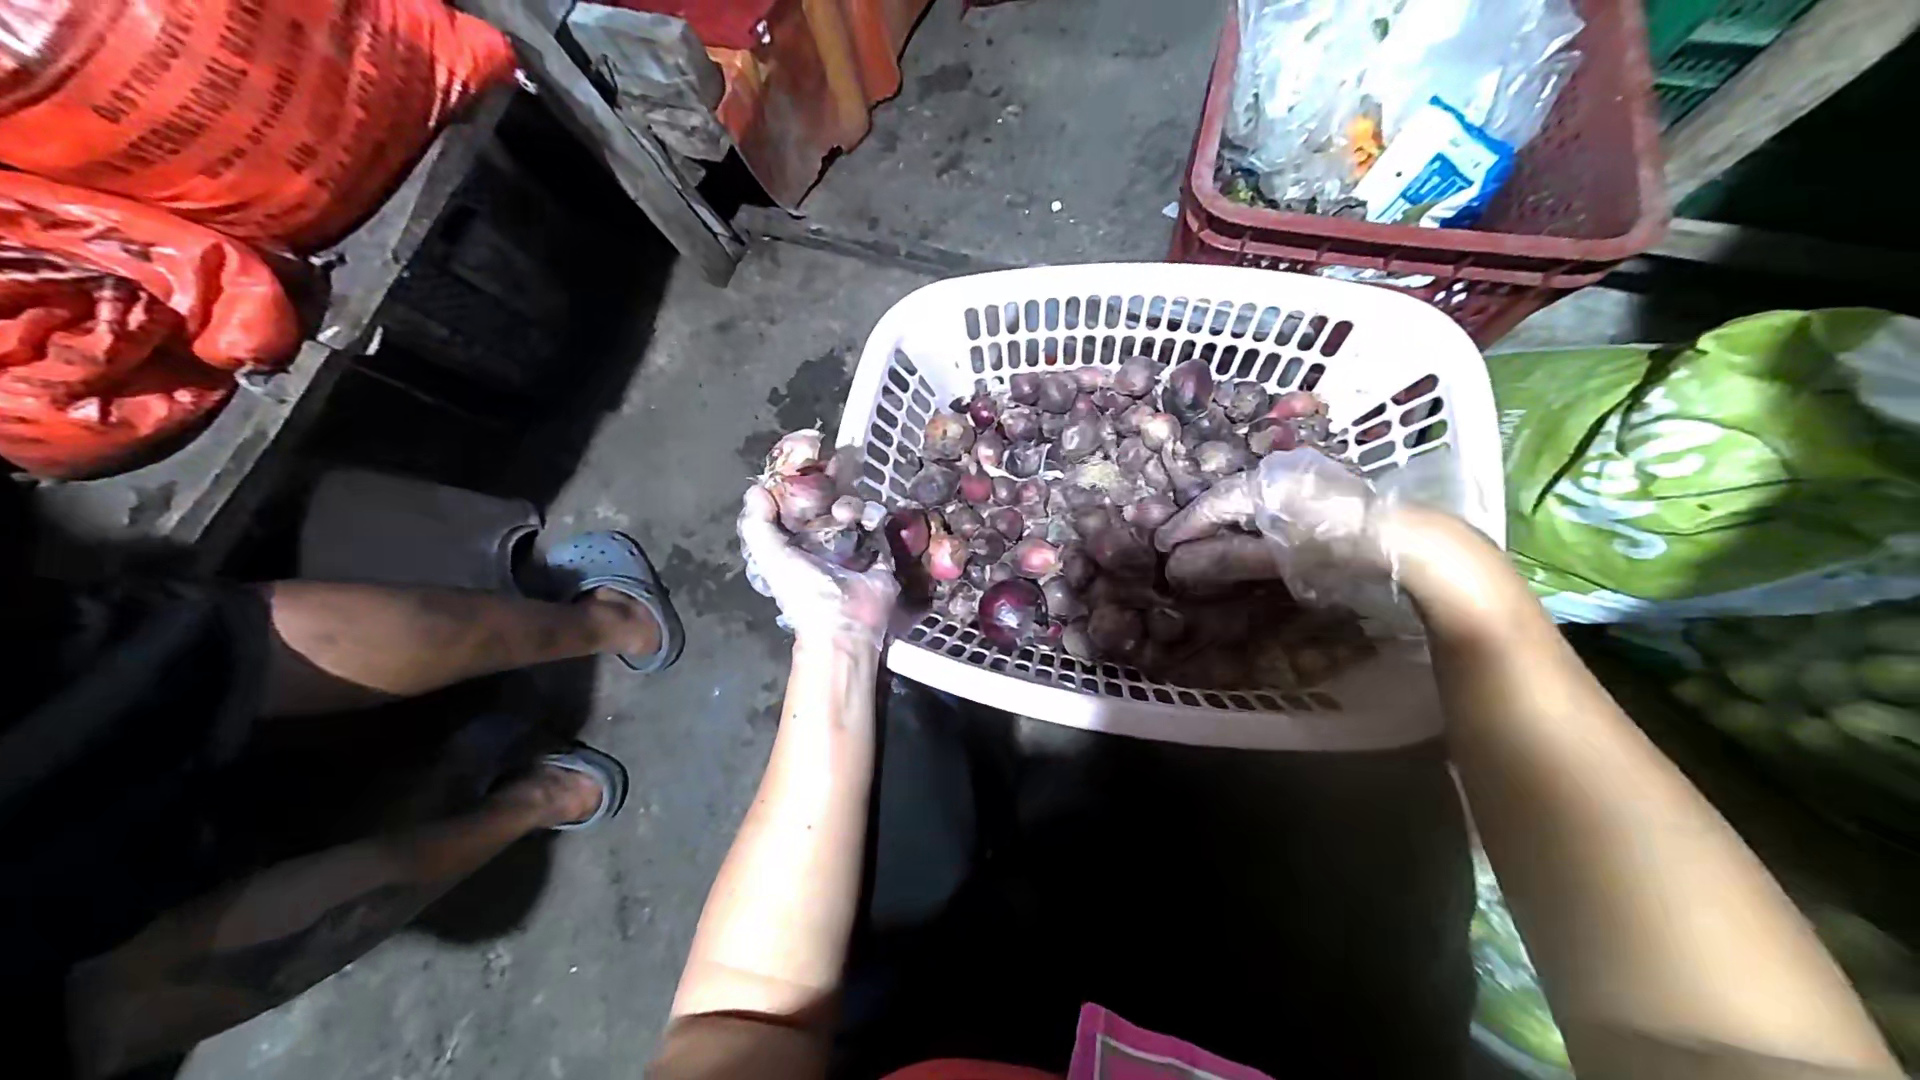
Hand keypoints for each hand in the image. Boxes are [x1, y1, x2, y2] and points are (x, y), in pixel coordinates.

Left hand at [738, 486, 898, 647]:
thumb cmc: (803, 591)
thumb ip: (758, 524)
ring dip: (850, 505)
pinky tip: (867, 521)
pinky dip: (874, 516)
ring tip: (846, 515)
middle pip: (828, 501)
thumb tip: (756, 488)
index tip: (806, 465)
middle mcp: (824, 541)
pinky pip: (879, 521)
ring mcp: (854, 544)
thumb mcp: (771, 557)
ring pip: (854, 507)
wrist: (843, 623)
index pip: (797, 505)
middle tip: (832, 478)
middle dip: (830, 488)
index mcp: (796, 543)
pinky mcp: (880, 550)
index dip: (800, 485)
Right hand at [1153, 447, 1401, 609]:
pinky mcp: (1314, 498)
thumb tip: (1176, 567)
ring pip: (1245, 505)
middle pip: (1225, 499)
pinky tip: (1239, 544)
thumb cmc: (1335, 547)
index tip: (1160, 546)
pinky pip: (1265, 510)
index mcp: (1265, 482)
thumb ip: (1225, 557)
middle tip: (1174, 549)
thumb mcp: (1276, 555)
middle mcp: (1278, 475)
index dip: (1184, 525)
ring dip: (1222, 528)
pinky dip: (1246, 528)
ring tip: (1200, 549)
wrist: (1410, 546)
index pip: (1212, 502)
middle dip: (1199, 525)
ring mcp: (1298, 484)